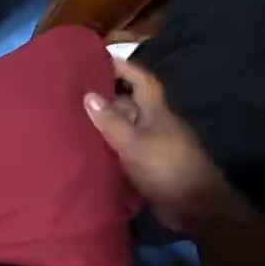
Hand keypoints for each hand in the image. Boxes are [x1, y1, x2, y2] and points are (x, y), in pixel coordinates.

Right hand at [83, 57, 232, 229]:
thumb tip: (88, 95)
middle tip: (72, 90)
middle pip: (128, 102)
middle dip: (103, 94)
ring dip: (101, 121)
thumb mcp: (134, 143)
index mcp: (156, 112)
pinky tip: (84, 145)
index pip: (141, 80)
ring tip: (69, 116)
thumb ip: (110, 120)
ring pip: (122, 125)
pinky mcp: (144, 164)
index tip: (99, 56)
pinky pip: (120, 146)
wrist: (195, 208)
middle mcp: (153, 124)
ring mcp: (150, 144)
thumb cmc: (166, 169)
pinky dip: (104, 143)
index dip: (124, 66)